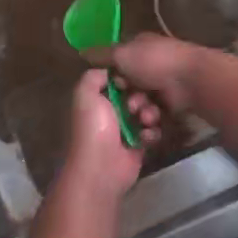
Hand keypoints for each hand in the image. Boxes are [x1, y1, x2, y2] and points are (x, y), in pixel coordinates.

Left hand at [60, 69, 161, 199]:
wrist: (101, 167)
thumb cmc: (93, 128)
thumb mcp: (85, 94)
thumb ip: (94, 76)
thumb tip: (109, 70)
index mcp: (97, 99)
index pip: (118, 82)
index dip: (128, 80)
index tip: (133, 82)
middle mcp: (110, 113)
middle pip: (136, 96)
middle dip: (142, 99)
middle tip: (139, 107)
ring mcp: (125, 130)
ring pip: (147, 113)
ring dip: (150, 115)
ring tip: (146, 121)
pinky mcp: (139, 146)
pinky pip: (152, 132)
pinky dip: (152, 133)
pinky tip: (147, 137)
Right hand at [86, 32, 209, 113]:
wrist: (191, 80)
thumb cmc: (154, 62)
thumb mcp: (122, 54)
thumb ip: (101, 55)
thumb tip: (81, 52)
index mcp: (140, 47)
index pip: (118, 60)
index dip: (112, 74)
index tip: (110, 83)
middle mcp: (150, 64)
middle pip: (127, 85)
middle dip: (125, 97)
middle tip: (127, 104)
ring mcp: (162, 84)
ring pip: (139, 101)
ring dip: (139, 109)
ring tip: (144, 113)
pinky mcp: (171, 102)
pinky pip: (154, 112)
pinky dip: (152, 117)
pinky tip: (154, 119)